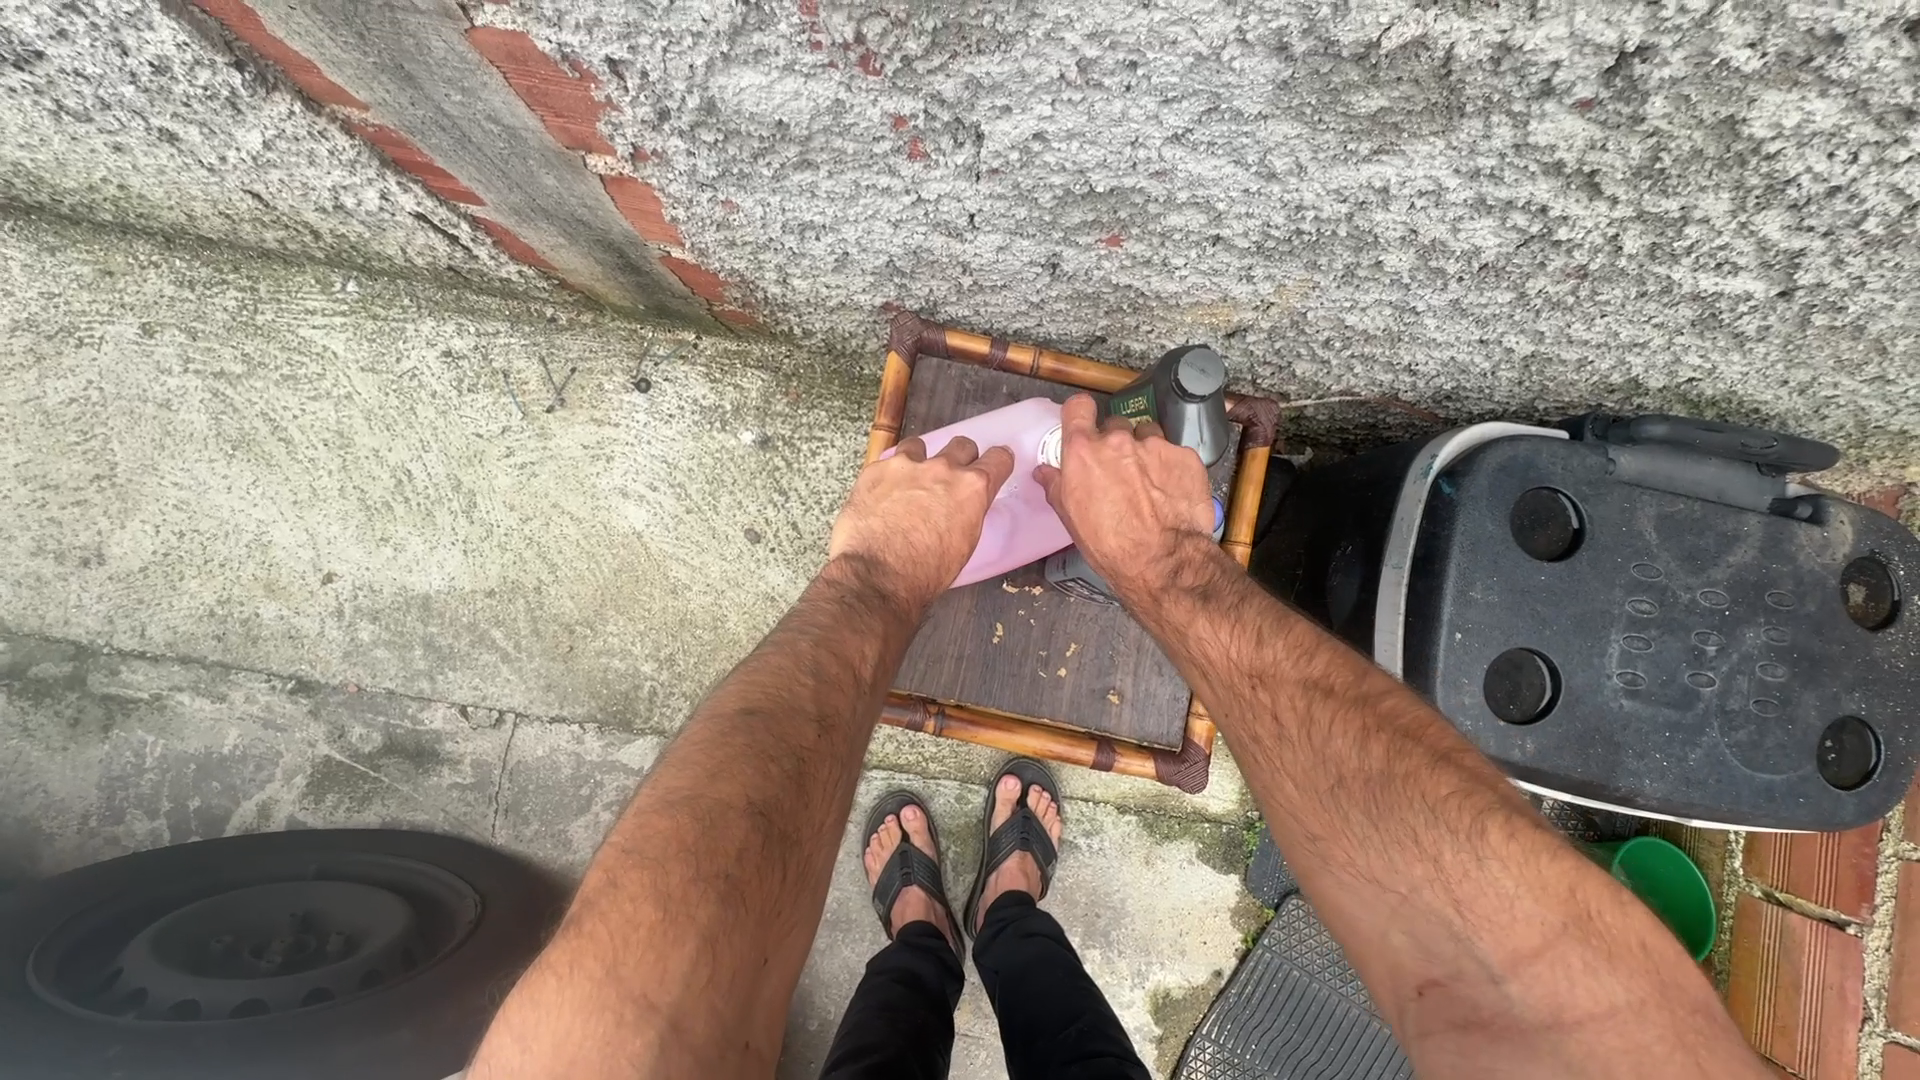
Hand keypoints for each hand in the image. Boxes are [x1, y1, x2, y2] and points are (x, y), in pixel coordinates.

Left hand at [828, 436, 1014, 606]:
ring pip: (921, 446)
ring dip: (920, 461)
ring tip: (911, 483)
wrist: (877, 575)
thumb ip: (968, 513)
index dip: (997, 463)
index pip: (998, 460)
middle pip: (962, 446)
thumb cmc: (923, 572)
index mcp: (972, 489)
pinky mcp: (876, 470)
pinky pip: (888, 462)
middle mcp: (943, 470)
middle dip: (960, 459)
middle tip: (950, 478)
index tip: (994, 465)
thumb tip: (962, 509)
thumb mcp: (964, 545)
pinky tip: (883, 495)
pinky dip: (889, 476)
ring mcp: (907, 466)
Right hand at [1034, 394, 1219, 600]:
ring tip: (1147, 482)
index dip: (1081, 414)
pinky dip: (1171, 468)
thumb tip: (1045, 472)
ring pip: (1147, 436)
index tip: (1084, 424)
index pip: (1078, 407)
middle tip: (1118, 470)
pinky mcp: (1185, 456)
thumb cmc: (1108, 544)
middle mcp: (1118, 440)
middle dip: (1115, 443)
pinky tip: (1169, 492)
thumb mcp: (1070, 517)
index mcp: (1084, 451)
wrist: (1161, 560)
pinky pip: (1174, 453)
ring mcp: (1155, 445)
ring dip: (1144, 452)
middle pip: (1114, 425)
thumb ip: (1056, 485)